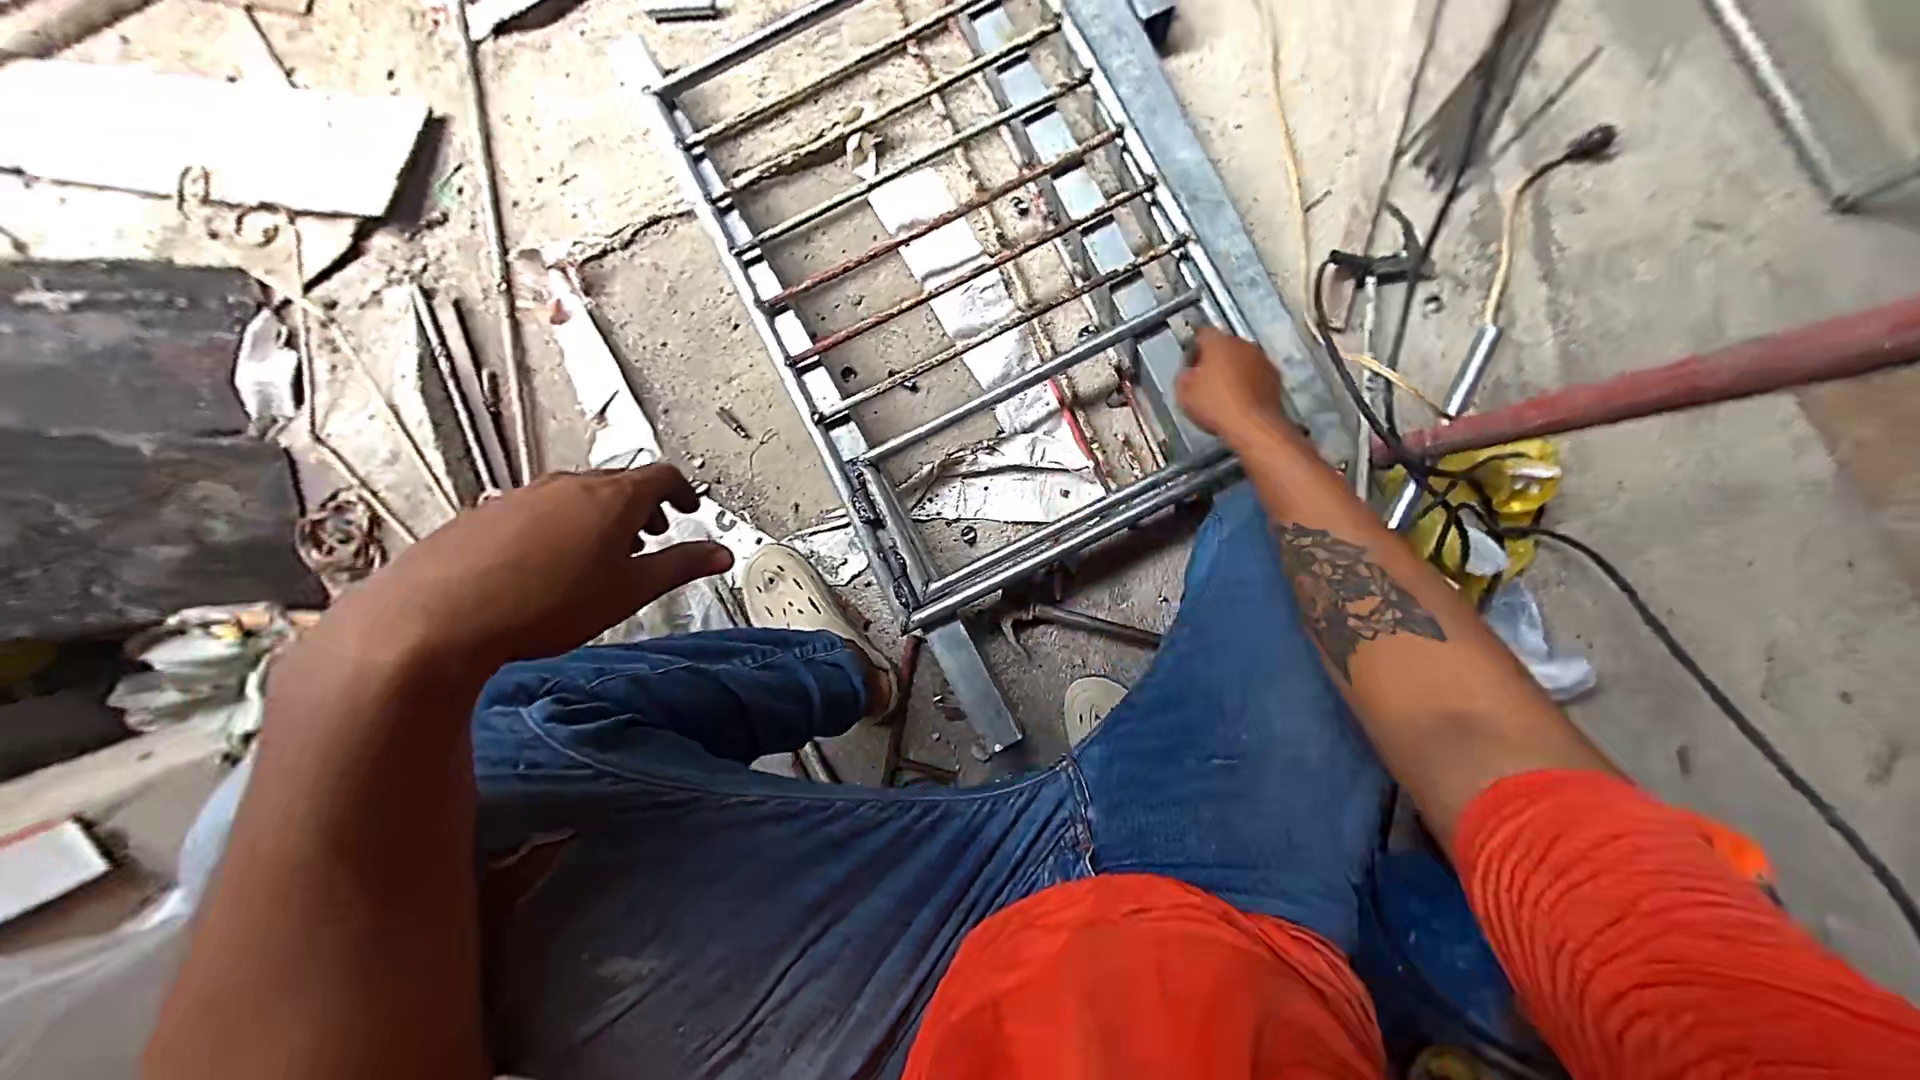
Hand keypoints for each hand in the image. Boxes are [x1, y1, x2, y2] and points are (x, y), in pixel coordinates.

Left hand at [307, 466, 732, 683]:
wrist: (436, 619)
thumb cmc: (540, 604)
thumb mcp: (631, 591)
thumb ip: (681, 566)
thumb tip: (718, 555)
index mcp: (611, 498)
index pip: (662, 476)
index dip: (682, 492)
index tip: (687, 506)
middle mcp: (567, 487)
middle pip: (620, 483)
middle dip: (644, 506)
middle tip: (654, 530)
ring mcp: (523, 497)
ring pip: (578, 495)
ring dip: (603, 516)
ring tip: (607, 550)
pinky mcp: (487, 515)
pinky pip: (539, 510)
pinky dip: (562, 525)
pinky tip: (553, 564)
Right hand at [1176, 327, 1288, 442]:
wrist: (1252, 425)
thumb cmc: (1215, 406)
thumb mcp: (1184, 393)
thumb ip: (1184, 375)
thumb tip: (1189, 372)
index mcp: (1218, 343)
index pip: (1202, 333)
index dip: (1194, 347)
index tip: (1190, 362)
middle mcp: (1243, 344)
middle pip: (1224, 344)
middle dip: (1214, 358)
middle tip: (1204, 380)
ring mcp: (1262, 358)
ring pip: (1242, 358)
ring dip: (1233, 369)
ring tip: (1223, 391)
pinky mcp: (1274, 375)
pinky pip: (1255, 372)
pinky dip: (1248, 380)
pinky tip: (1240, 398)